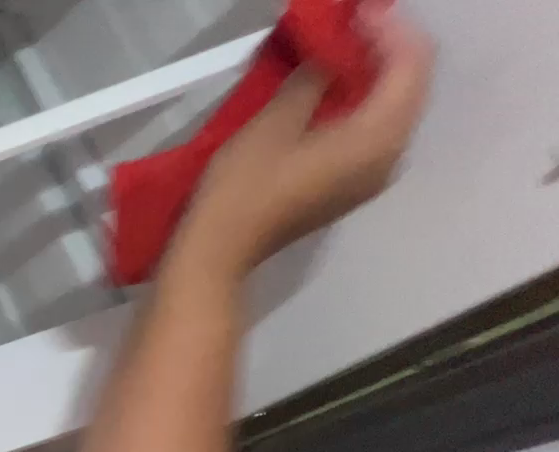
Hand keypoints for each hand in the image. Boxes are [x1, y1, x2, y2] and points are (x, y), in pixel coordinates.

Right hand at [178, 6, 434, 276]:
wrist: (214, 254)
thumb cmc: (239, 191)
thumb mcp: (272, 123)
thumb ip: (312, 79)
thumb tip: (329, 57)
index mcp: (381, 134)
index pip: (410, 62)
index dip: (387, 28)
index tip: (356, 11)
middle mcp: (392, 154)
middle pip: (406, 86)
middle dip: (382, 53)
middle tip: (349, 30)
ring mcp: (370, 177)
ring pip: (387, 112)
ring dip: (367, 83)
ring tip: (336, 62)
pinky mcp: (346, 190)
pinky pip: (367, 137)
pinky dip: (354, 112)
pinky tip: (327, 103)